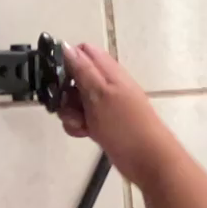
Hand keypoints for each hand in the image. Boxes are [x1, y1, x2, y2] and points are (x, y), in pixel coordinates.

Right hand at [58, 42, 178, 187]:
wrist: (149, 161)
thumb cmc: (125, 126)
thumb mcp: (100, 94)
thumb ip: (81, 69)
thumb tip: (65, 46)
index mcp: (109, 72)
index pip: (83, 52)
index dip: (67, 60)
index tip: (57, 76)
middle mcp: (105, 85)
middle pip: (74, 77)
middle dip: (64, 91)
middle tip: (66, 104)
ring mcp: (103, 104)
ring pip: (74, 100)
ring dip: (69, 111)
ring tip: (78, 123)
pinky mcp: (101, 122)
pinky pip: (79, 118)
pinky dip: (76, 124)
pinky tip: (83, 132)